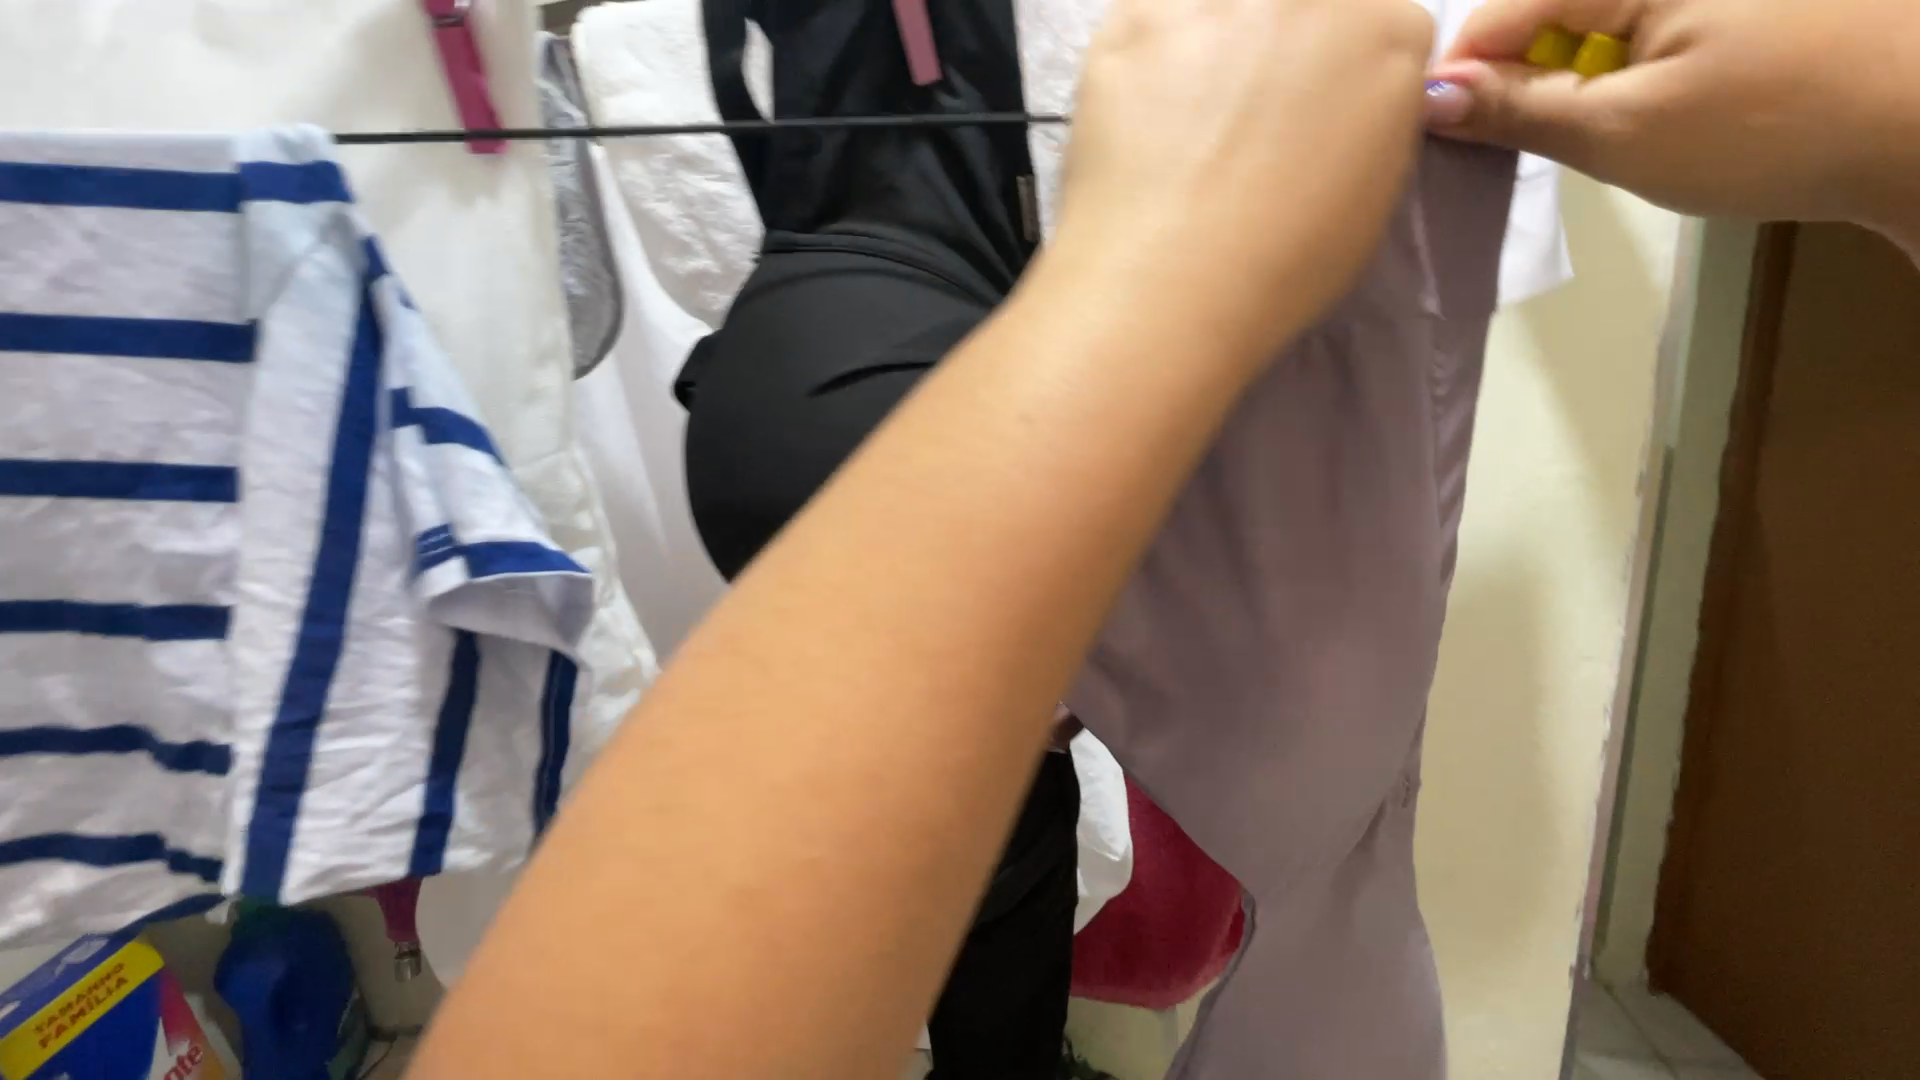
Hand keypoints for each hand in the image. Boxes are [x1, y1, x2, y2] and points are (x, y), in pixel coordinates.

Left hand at [1047, 0, 1435, 360]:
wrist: (1167, 291)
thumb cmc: (1276, 274)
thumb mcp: (1366, 204)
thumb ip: (1363, 126)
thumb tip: (1332, 113)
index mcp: (1389, 36)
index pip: (1373, 16)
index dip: (1326, 69)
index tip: (1291, 114)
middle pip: (1290, 4)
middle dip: (1264, 50)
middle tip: (1223, 119)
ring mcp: (1216, 3)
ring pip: (1208, 9)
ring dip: (1195, 50)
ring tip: (1172, 124)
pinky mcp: (1133, 24)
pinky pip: (1137, 24)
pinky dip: (1134, 65)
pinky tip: (1131, 120)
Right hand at [1427, 0, 1919, 236]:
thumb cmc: (1772, 129)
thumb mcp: (1620, 129)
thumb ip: (1516, 109)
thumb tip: (1430, 96)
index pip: (1508, 8)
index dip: (1464, 72)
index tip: (1444, 132)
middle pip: (1546, 13)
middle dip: (1516, 75)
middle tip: (1522, 138)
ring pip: (1589, 26)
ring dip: (1565, 77)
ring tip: (1593, 125)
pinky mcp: (1737, 10)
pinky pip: (1639, 29)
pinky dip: (1614, 69)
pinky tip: (1637, 106)